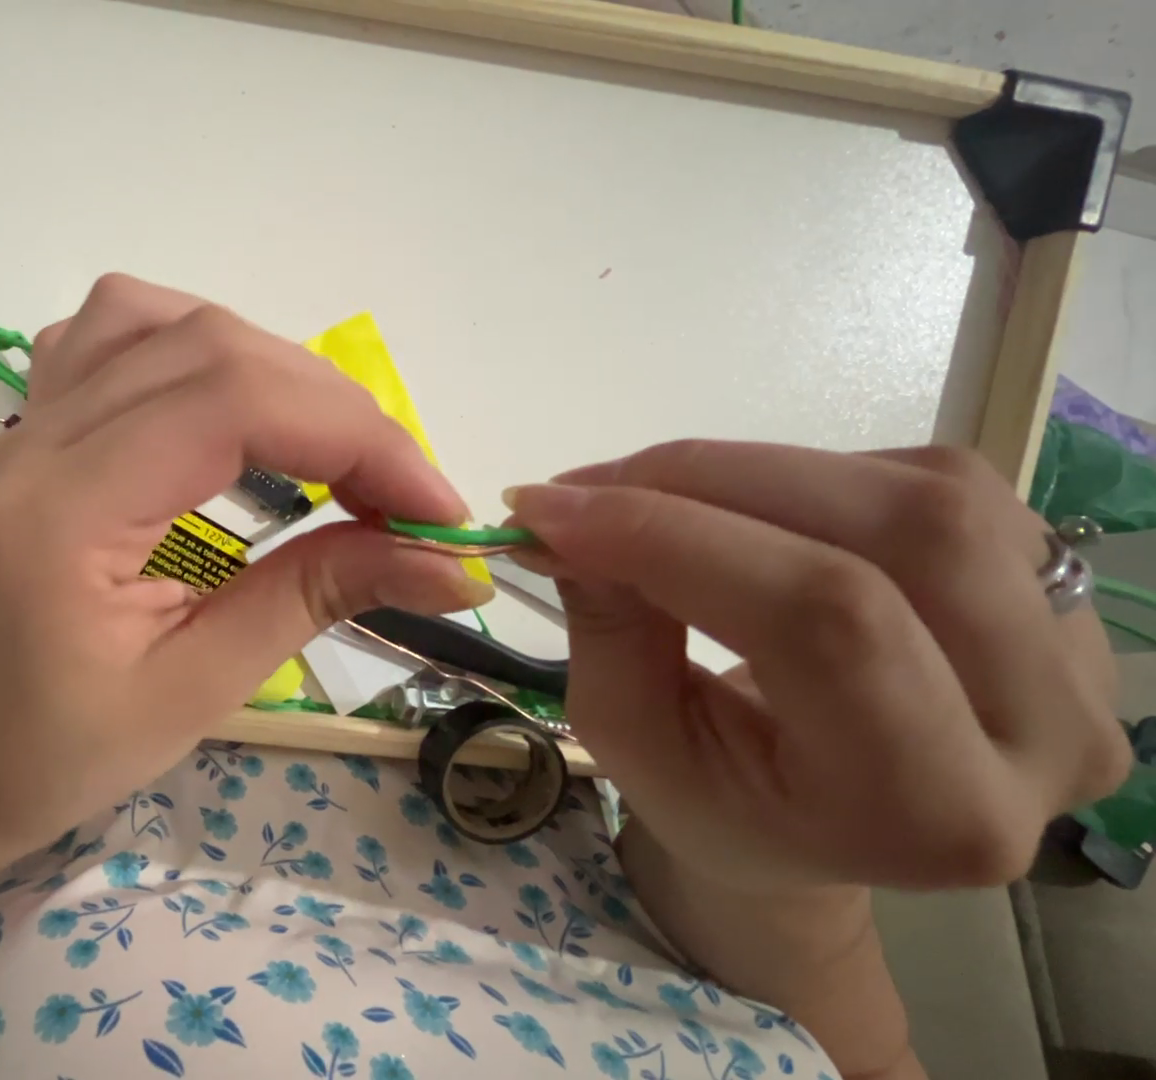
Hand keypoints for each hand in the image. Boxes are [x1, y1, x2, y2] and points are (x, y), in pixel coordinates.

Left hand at [0, 275, 491, 855]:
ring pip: (161, 319)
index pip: (229, 406)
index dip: (354, 436)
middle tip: (398, 492)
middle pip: (208, 348)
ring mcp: (29, 423)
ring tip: (323, 443)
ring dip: (268, 364)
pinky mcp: (38, 427)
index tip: (433, 508)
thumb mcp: (201, 689)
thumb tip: (449, 564)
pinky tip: (226, 402)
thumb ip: (314, 598)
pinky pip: (114, 334)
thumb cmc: (72, 749)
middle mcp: (37, 442)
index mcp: (64, 513)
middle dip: (333, 408)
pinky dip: (194, 345)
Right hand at [504, 441, 1128, 891]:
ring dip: (752, 470)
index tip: (544, 509)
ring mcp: (1082, 656)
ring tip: (652, 497)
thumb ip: (605, 624)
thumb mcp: (627, 736)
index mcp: (924, 805)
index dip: (669, 535)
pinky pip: (935, 485)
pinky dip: (805, 476)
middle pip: (897, 531)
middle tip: (589, 489)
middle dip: (708, 480)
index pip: (818, 620)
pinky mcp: (1070, 596)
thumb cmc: (712, 801)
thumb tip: (565, 515)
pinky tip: (742, 512)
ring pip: (925, 491)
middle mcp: (1044, 732)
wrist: (815, 821)